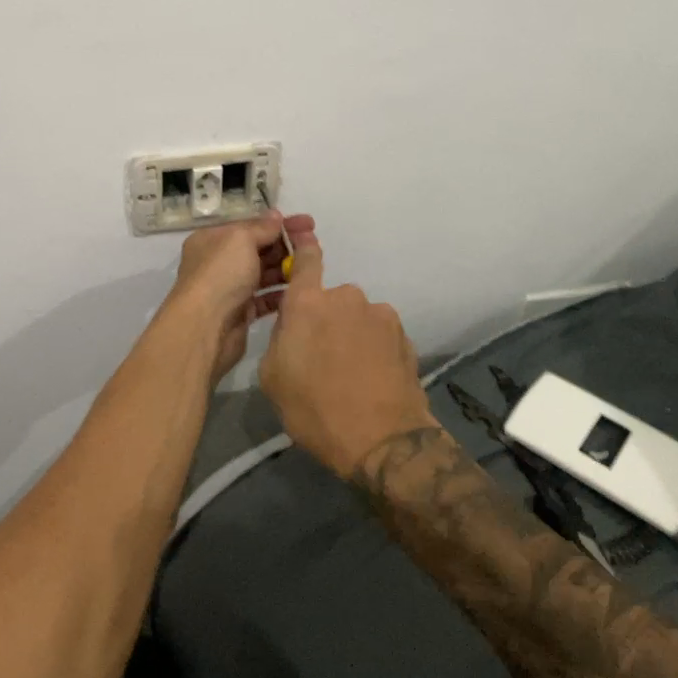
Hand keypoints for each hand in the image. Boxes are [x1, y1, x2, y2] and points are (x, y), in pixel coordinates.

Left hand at [161, 211, 314, 382]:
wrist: (205, 327)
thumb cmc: (221, 274)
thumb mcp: (240, 239)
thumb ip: (261, 227)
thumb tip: (275, 215)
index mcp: (212, 240)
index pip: (249, 226)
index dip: (278, 224)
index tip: (308, 223)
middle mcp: (218, 263)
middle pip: (257, 249)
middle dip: (285, 245)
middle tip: (315, 243)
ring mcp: (229, 289)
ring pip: (262, 274)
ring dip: (286, 268)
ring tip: (312, 265)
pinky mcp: (240, 313)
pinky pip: (265, 299)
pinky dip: (280, 293)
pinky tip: (300, 289)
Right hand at [259, 228, 437, 477]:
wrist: (383, 441)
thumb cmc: (314, 409)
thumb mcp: (272, 377)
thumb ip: (279, 340)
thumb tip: (292, 329)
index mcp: (308, 303)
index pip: (306, 260)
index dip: (303, 246)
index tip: (301, 235)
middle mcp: (346, 298)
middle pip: (330, 300)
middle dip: (324, 320)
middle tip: (319, 358)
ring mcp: (380, 316)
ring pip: (357, 319)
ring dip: (351, 337)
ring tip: (349, 376)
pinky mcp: (405, 337)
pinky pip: (379, 336)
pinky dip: (373, 351)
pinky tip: (370, 381)